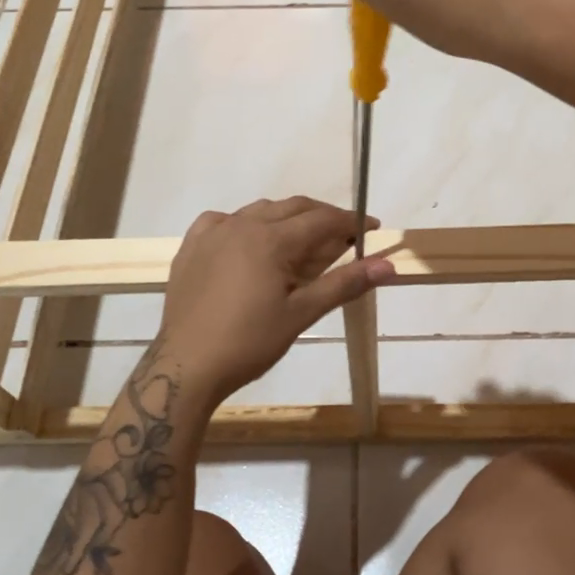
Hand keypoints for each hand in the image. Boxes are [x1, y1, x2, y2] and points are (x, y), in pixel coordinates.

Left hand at [157, 197, 394, 398]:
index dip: (351, 223)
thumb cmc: (249, 343)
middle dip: (322, 217)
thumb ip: (344, 284)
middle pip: (292, 208)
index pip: (322, 220)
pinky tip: (248, 243)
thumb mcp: (301, 314)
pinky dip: (244, 225)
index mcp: (271, 239)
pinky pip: (223, 221)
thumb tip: (388, 266)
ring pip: (259, 211)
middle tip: (343, 238)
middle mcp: (241, 224)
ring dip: (285, 219)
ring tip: (300, 243)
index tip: (372, 229)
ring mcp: (212, 233)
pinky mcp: (191, 247)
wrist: (186, 366)